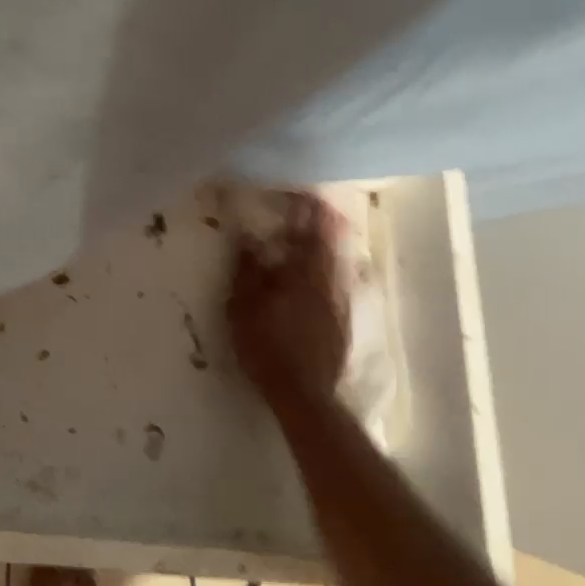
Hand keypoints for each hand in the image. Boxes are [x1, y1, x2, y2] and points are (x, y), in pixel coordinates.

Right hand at [225, 192, 348, 414]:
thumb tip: (247, 236)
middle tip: (314, 204)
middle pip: (330, 241)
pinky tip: (322, 272)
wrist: (303, 394)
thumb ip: (247, 269)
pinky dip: (330, 267)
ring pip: (337, 261)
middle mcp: (327, 281)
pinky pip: (338, 281)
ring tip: (321, 230)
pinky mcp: (342, 322)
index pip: (308, 229)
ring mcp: (338, 302)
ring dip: (329, 242)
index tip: (299, 191)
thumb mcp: (243, 307)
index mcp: (302, 272)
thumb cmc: (267, 347)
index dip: (304, 208)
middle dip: (323, 220)